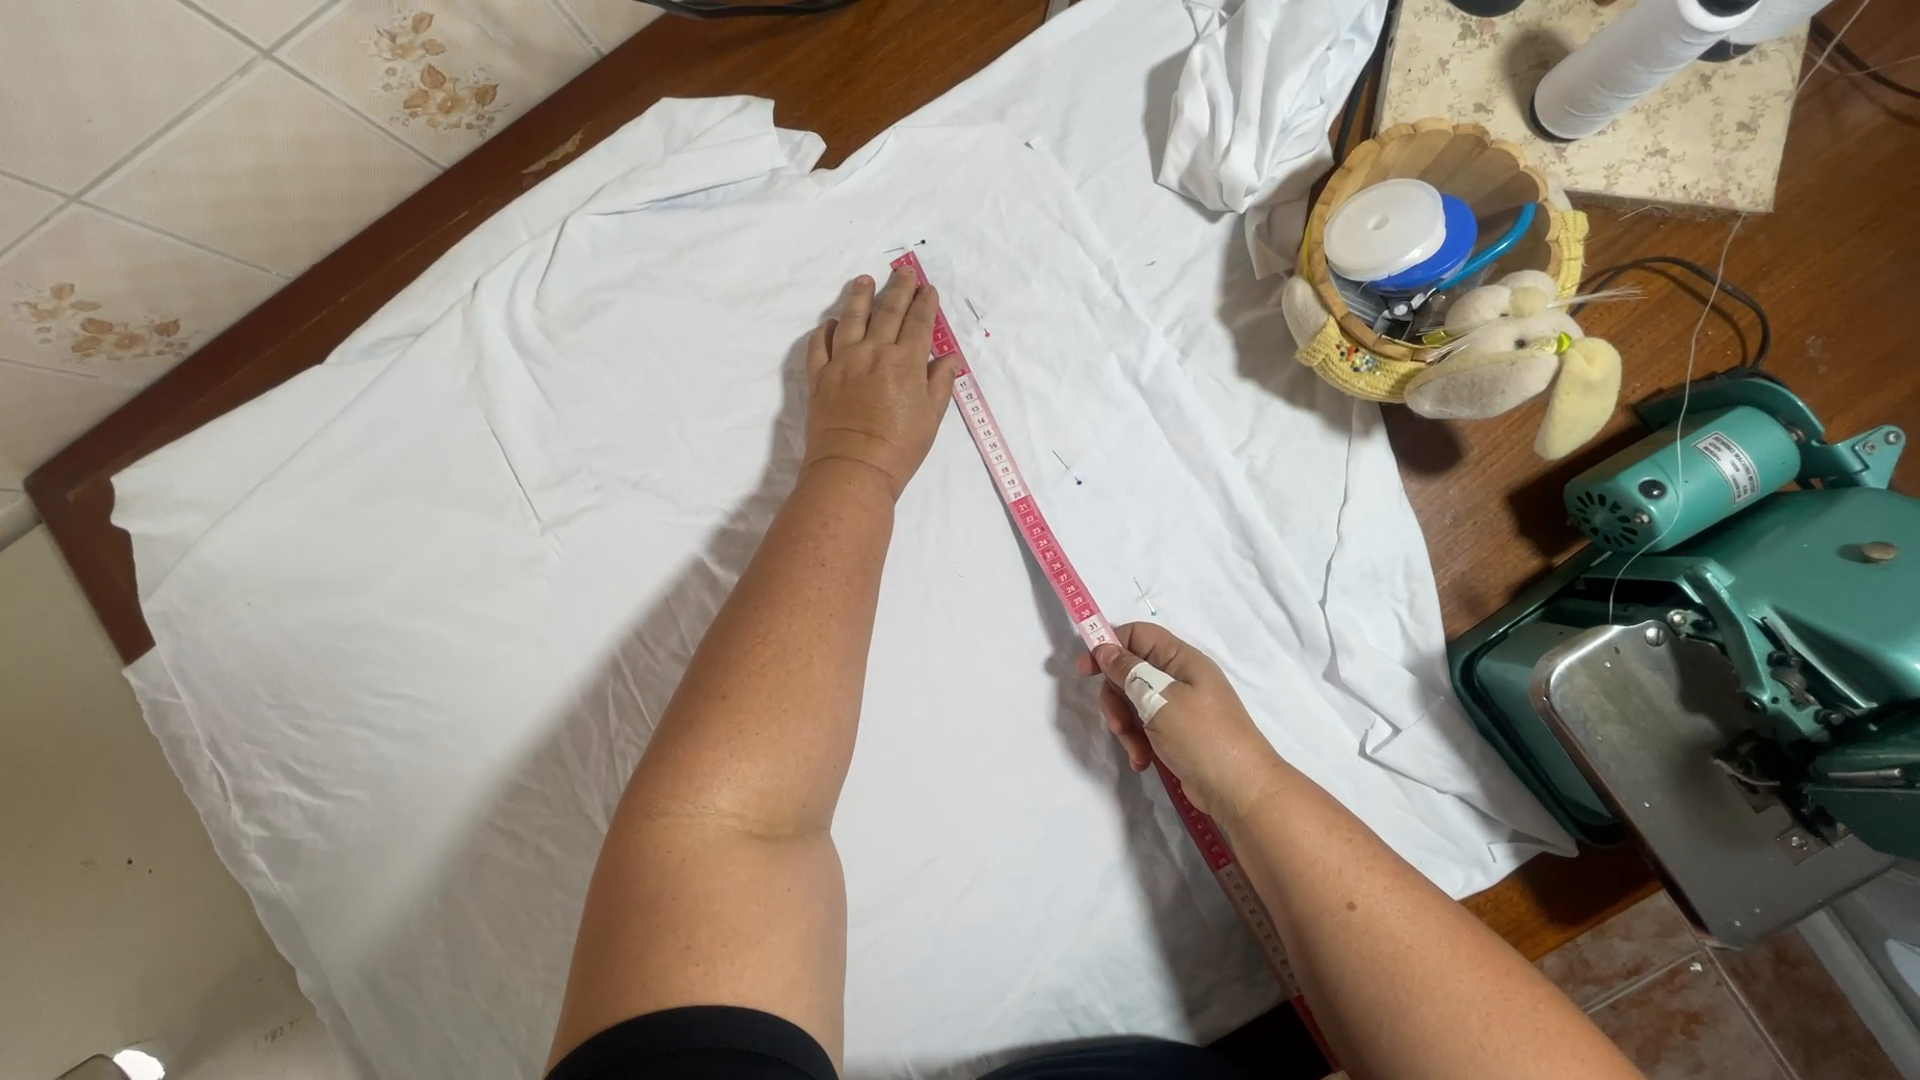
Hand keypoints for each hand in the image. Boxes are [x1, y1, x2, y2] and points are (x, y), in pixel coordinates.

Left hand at [803, 268, 961, 499]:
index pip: (918, 324)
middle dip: (899, 290)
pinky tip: (830, 323)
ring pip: (851, 320)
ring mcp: (843, 362)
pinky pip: (819, 346)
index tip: (928, 289)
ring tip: (864, 281)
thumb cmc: (900, 448)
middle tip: (904, 272)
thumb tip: (948, 359)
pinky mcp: (820, 377)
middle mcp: (874, 353)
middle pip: (888, 312)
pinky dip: (824, 331)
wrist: (853, 468)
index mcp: (905, 362)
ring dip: (859, 297)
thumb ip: (940, 384)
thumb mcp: (932, 418)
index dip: (925, 304)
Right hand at [1076, 622, 1293, 820]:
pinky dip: (1138, 742)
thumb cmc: (1202, 738)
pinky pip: (1144, 727)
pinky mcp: (1176, 733)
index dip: (1108, 646)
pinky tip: (1143, 760)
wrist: (1240, 791)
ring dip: (1125, 725)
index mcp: (1181, 660)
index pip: (1137, 635)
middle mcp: (1179, 678)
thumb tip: (1105, 649)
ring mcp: (1178, 707)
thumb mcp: (1160, 700)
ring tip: (1135, 748)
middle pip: (1130, 671)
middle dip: (1116, 697)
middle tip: (1117, 723)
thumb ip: (1129, 672)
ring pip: (1133, 702)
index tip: (1085, 671)